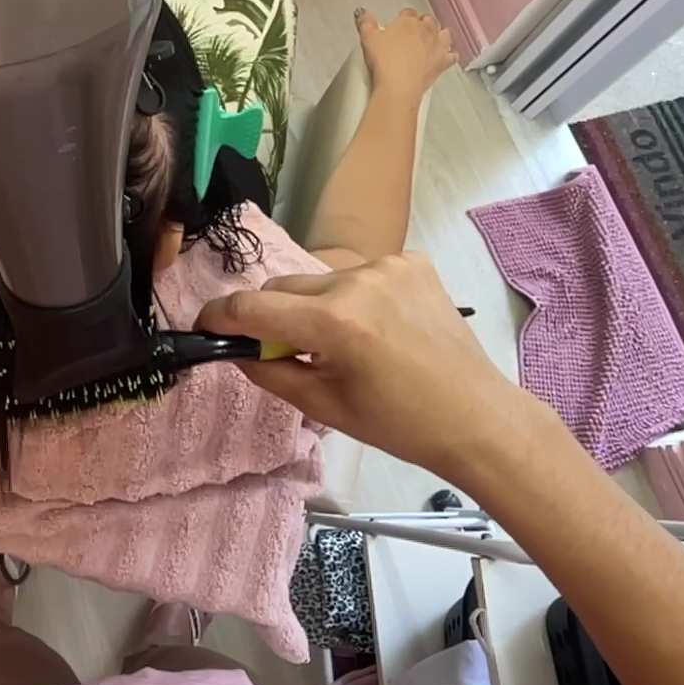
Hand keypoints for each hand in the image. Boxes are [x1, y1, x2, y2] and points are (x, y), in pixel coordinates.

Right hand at [197, 253, 553, 482]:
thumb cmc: (398, 423)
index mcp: (335, 322)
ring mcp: (388, 265)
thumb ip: (267, 371)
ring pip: (318, 279)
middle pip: (282, 286)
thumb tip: (235, 349)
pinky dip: (352, 296)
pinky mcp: (412, 261)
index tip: (206, 325)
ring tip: (343, 340)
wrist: (478, 417)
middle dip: (272, 315)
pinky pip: (357, 274)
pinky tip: (377, 324)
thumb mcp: (322, 405)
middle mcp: (358, 281)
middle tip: (288, 350)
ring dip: (314, 305)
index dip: (219, 315)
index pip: (252, 306)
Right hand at [355, 8, 455, 101]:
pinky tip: (444, 57)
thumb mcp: (368, 39)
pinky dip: (449, 55)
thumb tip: (362, 13)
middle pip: (428, 20)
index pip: (407, 13)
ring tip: (430, 41)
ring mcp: (438, 46)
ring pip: (445, 34)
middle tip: (411, 34)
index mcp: (408, 22)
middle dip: (422, 24)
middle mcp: (427, 30)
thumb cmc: (384, 60)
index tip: (395, 26)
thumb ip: (365, 24)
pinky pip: (451, 55)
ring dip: (439, 35)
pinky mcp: (443, 63)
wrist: (399, 85)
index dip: (401, 18)